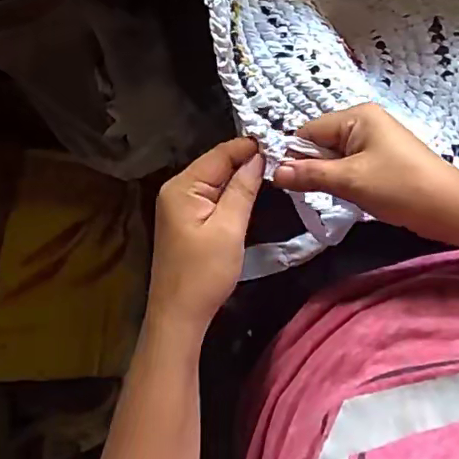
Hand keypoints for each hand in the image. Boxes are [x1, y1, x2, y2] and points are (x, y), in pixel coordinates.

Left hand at [149, 136, 263, 330]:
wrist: (179, 317)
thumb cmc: (204, 273)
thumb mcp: (229, 228)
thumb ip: (243, 189)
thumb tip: (258, 157)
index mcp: (182, 186)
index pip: (219, 154)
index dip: (249, 147)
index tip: (280, 142)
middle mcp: (176, 189)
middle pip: (216, 164)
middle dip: (246, 159)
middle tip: (282, 156)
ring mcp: (179, 205)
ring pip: (215, 179)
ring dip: (240, 176)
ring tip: (273, 169)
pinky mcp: (185, 219)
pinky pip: (211, 195)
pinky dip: (231, 192)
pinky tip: (251, 191)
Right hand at [271, 103, 458, 249]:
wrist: (451, 209)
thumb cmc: (400, 188)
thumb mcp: (351, 181)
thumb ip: (310, 175)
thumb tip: (275, 172)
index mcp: (357, 115)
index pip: (308, 130)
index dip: (295, 156)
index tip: (287, 183)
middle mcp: (365, 120)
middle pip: (321, 142)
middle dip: (314, 167)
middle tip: (314, 193)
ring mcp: (376, 139)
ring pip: (335, 157)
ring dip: (330, 176)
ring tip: (338, 194)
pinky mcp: (383, 158)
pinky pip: (351, 165)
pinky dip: (346, 180)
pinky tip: (352, 195)